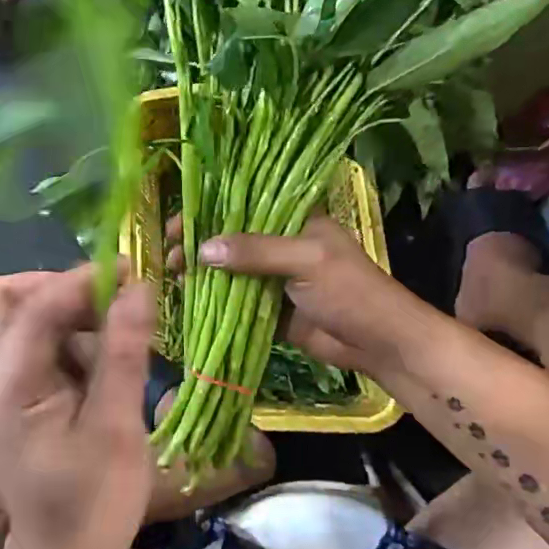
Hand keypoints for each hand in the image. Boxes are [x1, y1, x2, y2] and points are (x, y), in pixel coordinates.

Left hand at [0, 265, 156, 548]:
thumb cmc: (92, 506)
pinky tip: (98, 362)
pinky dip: (63, 336)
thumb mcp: (117, 430)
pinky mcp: (8, 393)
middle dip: (62, 288)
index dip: (83, 279)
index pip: (36, 306)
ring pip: (19, 315)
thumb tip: (140, 288)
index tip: (132, 271)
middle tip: (112, 300)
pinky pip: (30, 341)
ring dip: (66, 312)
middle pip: (8, 298)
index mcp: (8, 388)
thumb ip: (124, 354)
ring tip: (114, 337)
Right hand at [192, 216, 429, 376]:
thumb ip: (256, 252)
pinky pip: (235, 299)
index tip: (178, 222)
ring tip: (172, 275)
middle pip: (230, 237)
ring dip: (201, 271)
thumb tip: (203, 250)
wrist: (379, 344)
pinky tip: (187, 298)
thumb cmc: (350, 290)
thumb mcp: (305, 260)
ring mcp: (273, 276)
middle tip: (168, 253)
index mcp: (293, 218)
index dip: (208, 210)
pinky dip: (213, 299)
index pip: (243, 204)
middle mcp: (279, 242)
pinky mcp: (270, 307)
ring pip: (230, 269)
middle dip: (198, 242)